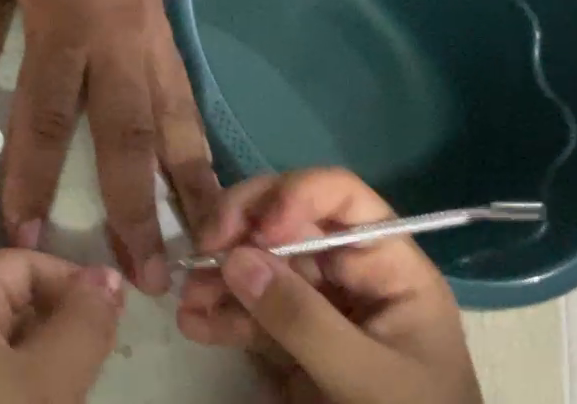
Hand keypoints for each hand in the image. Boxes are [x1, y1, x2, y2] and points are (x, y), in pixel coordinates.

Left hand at [0, 0, 221, 295]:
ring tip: (207, 241)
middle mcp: (117, 34)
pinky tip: (199, 159)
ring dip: (187, 182)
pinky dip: (192, 129)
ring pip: (172, 115)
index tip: (27, 233)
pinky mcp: (158, 8)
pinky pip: (180, 82)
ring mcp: (148, 22)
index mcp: (64, 20)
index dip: (34, 177)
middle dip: (136, 209)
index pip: (49, 117)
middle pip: (127, 135)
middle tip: (149, 281)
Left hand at [0, 250, 123, 403]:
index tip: (113, 325)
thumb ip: (82, 325)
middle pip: (0, 295)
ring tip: (56, 394)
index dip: (71, 286)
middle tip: (85, 372)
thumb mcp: (46, 386)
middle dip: (50, 325)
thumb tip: (108, 274)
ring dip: (28, 358)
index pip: (20, 263)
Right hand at [178, 169, 481, 403]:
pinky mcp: (291, 339)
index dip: (294, 195)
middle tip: (201, 251)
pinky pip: (247, 309)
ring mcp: (317, 305)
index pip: (341, 197)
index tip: (256, 228)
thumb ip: (304, 320)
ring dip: (216, 275)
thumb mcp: (370, 380)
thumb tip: (234, 258)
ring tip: (186, 301)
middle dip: (238, 231)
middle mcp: (349, 274)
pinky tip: (193, 325)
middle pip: (284, 219)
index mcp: (389, 269)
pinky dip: (218, 312)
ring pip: (256, 261)